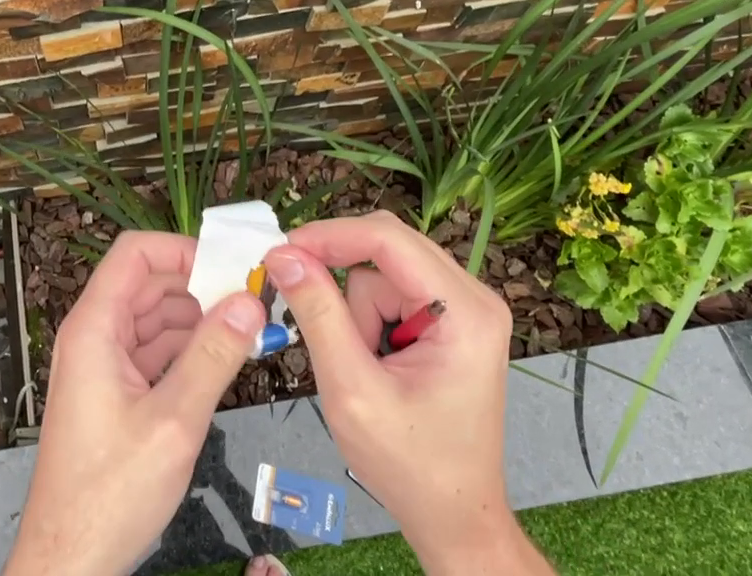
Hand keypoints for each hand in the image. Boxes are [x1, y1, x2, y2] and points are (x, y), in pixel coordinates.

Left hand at [6, 231, 265, 575]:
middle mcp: (92, 337)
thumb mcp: (173, 421)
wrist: (70, 558)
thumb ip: (212, 357)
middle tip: (250, 298)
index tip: (228, 265)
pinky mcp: (112, 391)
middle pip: (147, 284)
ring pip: (153, 318)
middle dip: (198, 284)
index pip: (134, 254)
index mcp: (93, 328)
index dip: (182, 250)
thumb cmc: (108, 495)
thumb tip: (247, 304)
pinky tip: (221, 359)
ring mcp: (101, 364)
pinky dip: (185, 349)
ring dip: (197, 319)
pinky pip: (152, 352)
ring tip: (246, 328)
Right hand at [267, 212, 550, 574]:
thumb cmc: (408, 462)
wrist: (452, 515)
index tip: (279, 253)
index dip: (328, 236)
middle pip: (386, 247)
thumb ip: (318, 315)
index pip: (387, 238)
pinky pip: (389, 292)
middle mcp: (473, 296)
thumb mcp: (351, 388)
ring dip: (354, 309)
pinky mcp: (449, 321)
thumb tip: (281, 254)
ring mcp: (463, 308)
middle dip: (338, 276)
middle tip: (297, 300)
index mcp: (465, 311)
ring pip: (381, 272)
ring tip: (357, 364)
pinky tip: (369, 360)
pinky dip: (365, 319)